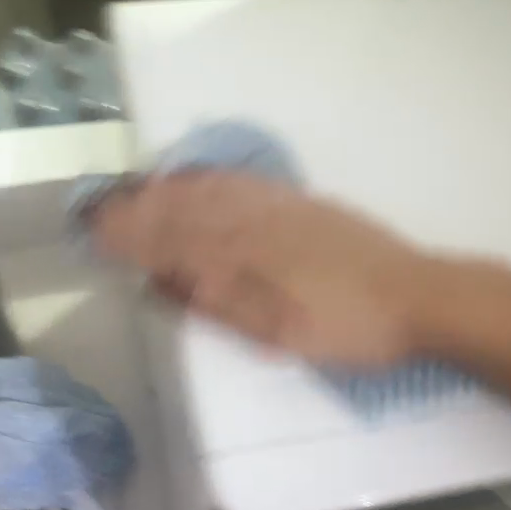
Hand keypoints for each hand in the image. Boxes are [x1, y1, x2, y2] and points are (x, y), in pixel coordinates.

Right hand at [92, 172, 439, 366]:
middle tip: (100, 208)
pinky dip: (211, 178)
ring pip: (210, 192)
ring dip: (167, 190)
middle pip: (184, 210)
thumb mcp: (277, 332)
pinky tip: (200, 177)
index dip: (130, 236)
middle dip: (138, 209)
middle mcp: (253, 223)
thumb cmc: (344, 327)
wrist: (417, 297)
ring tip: (135, 189)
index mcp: (242, 258)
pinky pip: (244, 182)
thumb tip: (159, 282)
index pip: (170, 241)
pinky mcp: (302, 204)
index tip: (93, 232)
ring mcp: (279, 208)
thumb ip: (216, 304)